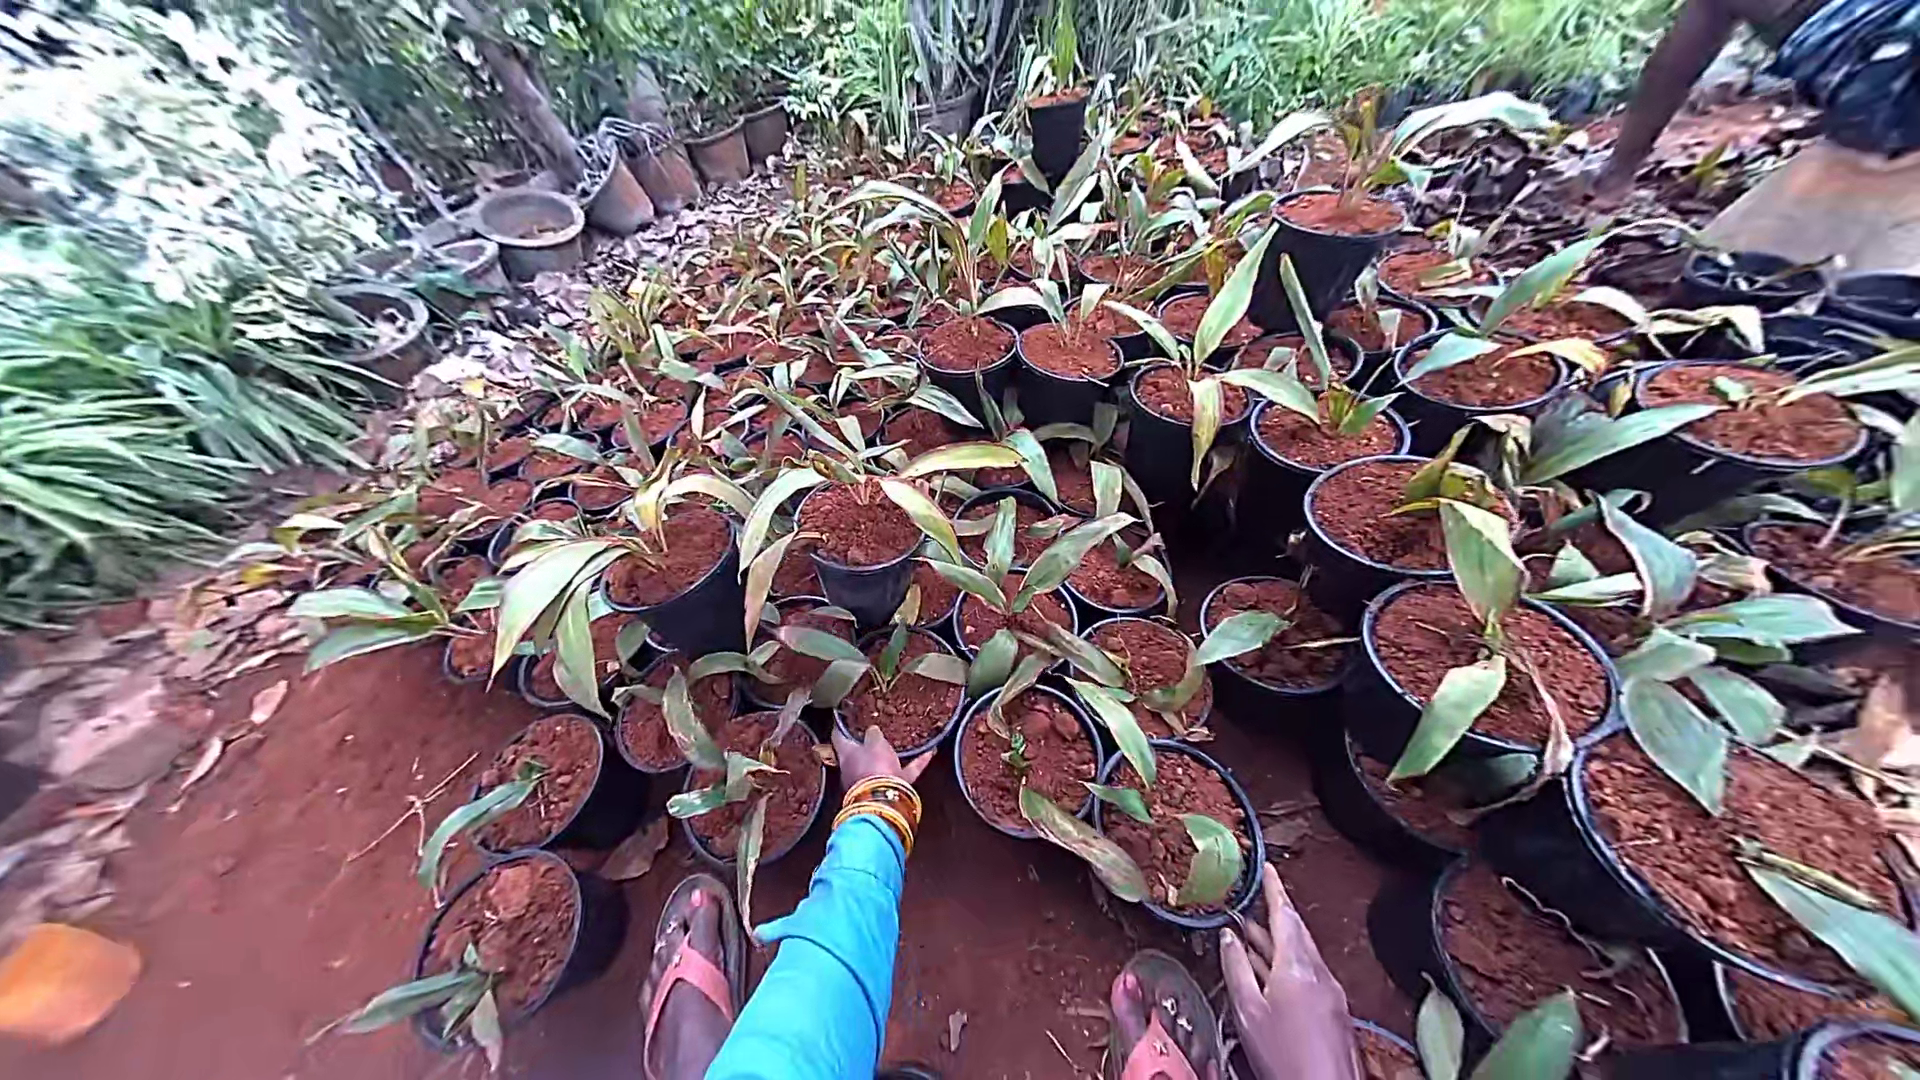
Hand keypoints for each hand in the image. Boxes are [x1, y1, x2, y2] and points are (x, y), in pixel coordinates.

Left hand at [831, 724, 933, 788]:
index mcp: (846, 756)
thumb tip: (872, 730)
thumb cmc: (873, 768)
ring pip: (881, 765)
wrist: (885, 802)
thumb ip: (873, 734)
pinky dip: (915, 763)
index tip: (844, 719)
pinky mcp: (890, 790)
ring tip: (904, 741)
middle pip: (859, 754)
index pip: (838, 737)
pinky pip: (903, 773)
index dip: (841, 727)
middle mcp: (855, 771)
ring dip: (891, 755)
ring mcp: (872, 782)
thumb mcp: (875, 742)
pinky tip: (928, 753)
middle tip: (876, 730)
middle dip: (867, 744)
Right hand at [1220, 863, 1358, 1079]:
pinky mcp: (1334, 1013)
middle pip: (1295, 931)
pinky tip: (1266, 970)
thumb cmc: (1285, 1060)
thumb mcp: (1247, 1009)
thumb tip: (1228, 936)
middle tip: (1252, 899)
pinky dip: (1285, 963)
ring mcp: (1330, 995)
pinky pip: (1307, 974)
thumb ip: (1236, 966)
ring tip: (1249, 933)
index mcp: (1298, 967)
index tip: (1267, 868)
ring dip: (1275, 940)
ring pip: (1300, 953)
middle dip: (1273, 913)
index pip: (1285, 914)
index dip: (1274, 888)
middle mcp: (1320, 975)